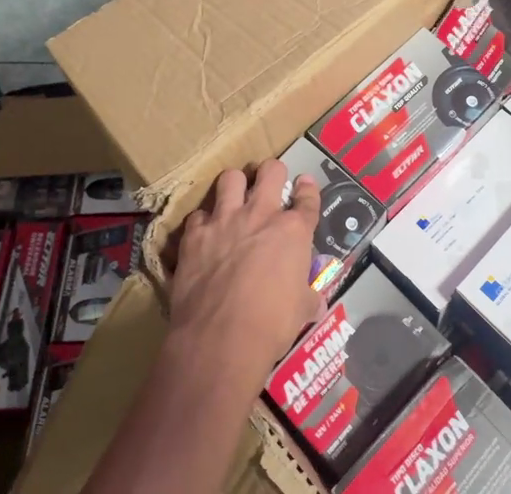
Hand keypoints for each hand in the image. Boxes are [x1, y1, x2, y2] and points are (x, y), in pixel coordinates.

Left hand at [167, 161, 324, 377]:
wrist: (221, 338)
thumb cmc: (271, 325)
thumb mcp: (301, 311)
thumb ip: (308, 298)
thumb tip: (316, 303)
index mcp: (293, 231)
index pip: (307, 199)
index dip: (308, 189)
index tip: (305, 185)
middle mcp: (260, 215)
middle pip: (271, 172)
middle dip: (273, 172)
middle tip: (270, 183)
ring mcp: (224, 221)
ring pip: (230, 178)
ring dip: (235, 185)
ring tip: (234, 197)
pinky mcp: (194, 235)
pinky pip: (198, 215)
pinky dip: (203, 223)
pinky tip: (204, 235)